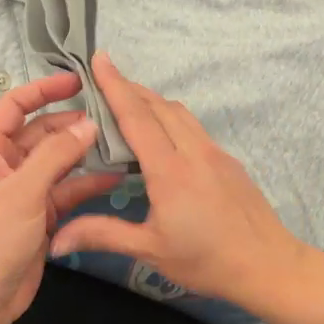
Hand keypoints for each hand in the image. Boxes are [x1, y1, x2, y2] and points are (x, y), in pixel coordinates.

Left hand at [0, 72, 122, 323]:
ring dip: (83, 154)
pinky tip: (115, 178)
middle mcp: (5, 166)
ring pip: (58, 163)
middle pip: (42, 133)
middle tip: (112, 117)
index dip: (44, 89)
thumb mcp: (22, 193)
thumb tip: (88, 123)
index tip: (78, 80)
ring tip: (120, 145)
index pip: (15, 106)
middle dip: (72, 123)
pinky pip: (66, 191)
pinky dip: (87, 184)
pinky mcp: (39, 217)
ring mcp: (24, 193)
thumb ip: (56, 156)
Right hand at [50, 51, 312, 300]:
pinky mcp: (229, 162)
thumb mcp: (150, 250)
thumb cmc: (206, 260)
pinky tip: (162, 137)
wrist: (267, 265)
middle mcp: (194, 152)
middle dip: (130, 88)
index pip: (138, 117)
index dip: (116, 86)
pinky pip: (194, 129)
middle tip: (103, 80)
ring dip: (153, 102)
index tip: (100, 59)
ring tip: (129, 103)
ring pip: (181, 114)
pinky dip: (171, 119)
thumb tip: (56, 239)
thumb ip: (103, 235)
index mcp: (170, 171)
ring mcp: (216, 154)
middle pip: (159, 107)